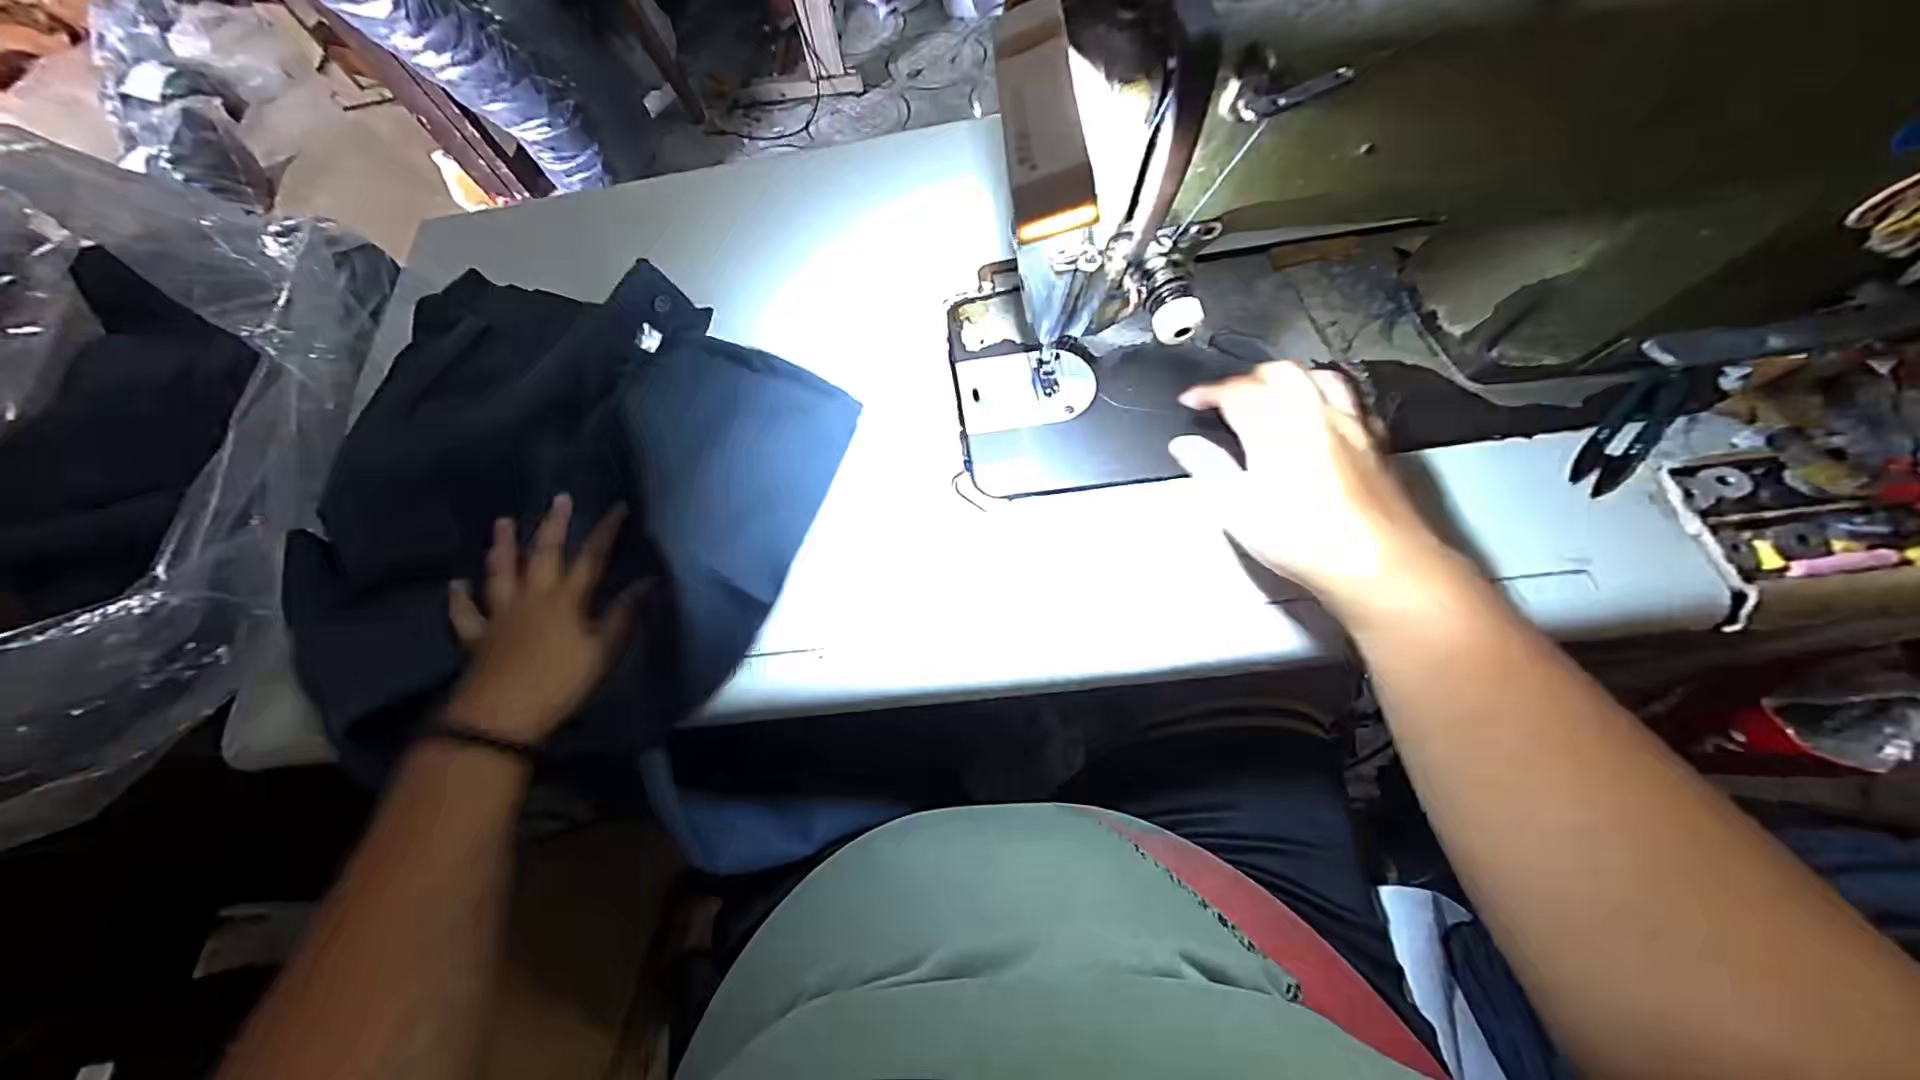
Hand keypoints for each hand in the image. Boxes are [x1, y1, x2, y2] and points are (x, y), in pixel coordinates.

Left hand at [444, 494, 649, 743]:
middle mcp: (532, 598)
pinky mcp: (477, 637)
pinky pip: (466, 613)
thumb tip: (648, 582)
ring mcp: (500, 615)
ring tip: (501, 522)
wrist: (502, 716)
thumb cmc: (561, 682)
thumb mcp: (603, 651)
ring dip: (501, 546)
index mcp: (566, 600)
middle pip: (543, 554)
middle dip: (553, 525)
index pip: (591, 558)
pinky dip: (459, 597)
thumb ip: (623, 615)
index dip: (606, 532)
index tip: (618, 508)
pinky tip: (456, 584)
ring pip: (500, 573)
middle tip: (558, 499)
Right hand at [1169, 360, 1472, 623]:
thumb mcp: (1237, 509)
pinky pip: (1349, 401)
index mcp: (1274, 426)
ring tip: (1273, 397)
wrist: (1378, 562)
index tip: (1191, 400)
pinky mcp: (1375, 440)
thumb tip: (1184, 443)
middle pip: (1280, 373)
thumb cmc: (1300, 539)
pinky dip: (1324, 398)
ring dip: (1290, 379)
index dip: (1208, 391)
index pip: (1236, 391)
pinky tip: (1319, 419)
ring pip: (1319, 377)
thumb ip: (1210, 467)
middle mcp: (1314, 413)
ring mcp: (1350, 423)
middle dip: (1249, 379)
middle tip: (1228, 398)